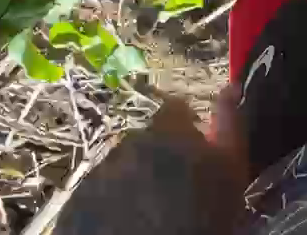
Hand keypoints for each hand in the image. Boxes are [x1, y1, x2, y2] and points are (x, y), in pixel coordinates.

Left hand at [57, 94, 245, 234]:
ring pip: (120, 166)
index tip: (195, 150)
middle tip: (173, 183)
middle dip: (159, 153)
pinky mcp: (75, 207)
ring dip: (134, 176)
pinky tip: (126, 219)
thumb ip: (230, 120)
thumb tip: (229, 86)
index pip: (174, 110)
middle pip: (147, 139)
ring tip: (148, 205)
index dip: (186, 126)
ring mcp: (98, 176)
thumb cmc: (205, 212)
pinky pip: (96, 193)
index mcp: (166, 130)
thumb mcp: (232, 165)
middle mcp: (128, 145)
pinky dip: (109, 201)